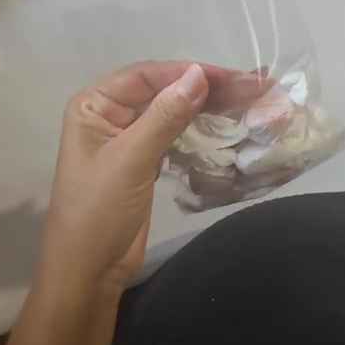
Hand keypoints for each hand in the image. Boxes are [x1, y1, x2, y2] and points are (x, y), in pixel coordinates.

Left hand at [42, 61, 243, 298]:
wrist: (89, 272)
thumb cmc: (99, 211)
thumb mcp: (132, 159)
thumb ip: (165, 115)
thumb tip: (198, 74)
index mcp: (94, 104)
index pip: (148, 75)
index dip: (191, 72)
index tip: (235, 78)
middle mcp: (109, 114)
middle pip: (163, 90)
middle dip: (206, 88)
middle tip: (255, 87)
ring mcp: (128, 138)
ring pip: (173, 111)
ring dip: (208, 106)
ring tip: (249, 102)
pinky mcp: (144, 162)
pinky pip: (175, 134)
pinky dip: (200, 129)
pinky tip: (227, 125)